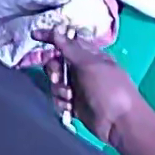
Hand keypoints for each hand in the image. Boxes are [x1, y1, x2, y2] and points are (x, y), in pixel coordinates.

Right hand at [33, 25, 145, 141]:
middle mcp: (82, 70)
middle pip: (56, 62)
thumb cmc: (109, 89)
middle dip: (53, 69)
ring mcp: (78, 87)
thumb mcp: (90, 65)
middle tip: (57, 77)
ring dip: (58, 88)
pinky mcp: (74, 103)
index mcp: (90, 56)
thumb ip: (70, 49)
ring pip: (55, 81)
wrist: (120, 124)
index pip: (67, 41)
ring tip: (69, 96)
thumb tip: (55, 31)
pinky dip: (61, 101)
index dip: (51, 37)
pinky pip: (58, 97)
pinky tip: (70, 106)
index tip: (34, 36)